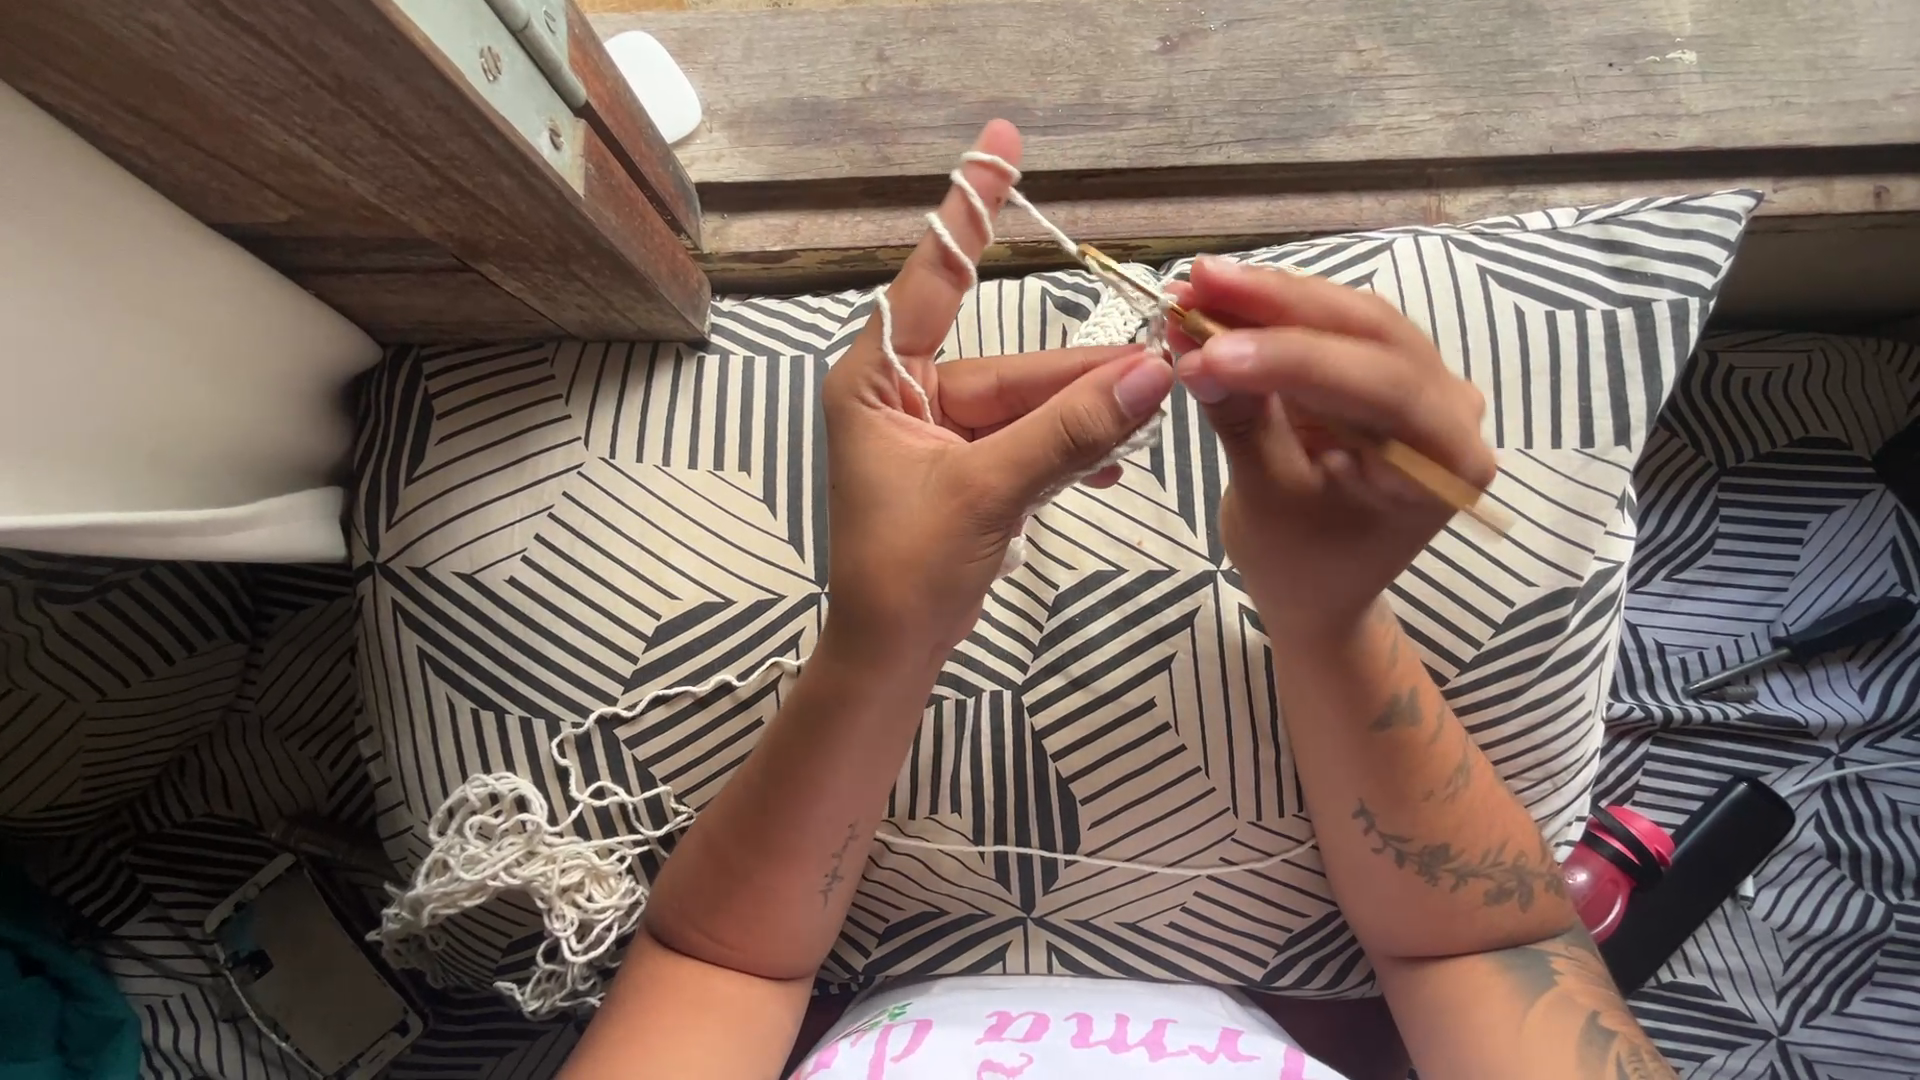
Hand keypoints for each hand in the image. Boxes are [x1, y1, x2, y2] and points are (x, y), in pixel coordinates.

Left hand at [822, 120, 1172, 666]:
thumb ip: (1065, 433)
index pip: (934, 279)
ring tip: (1149, 413)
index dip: (970, 212)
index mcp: (879, 381)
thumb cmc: (907, 572)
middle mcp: (907, 396)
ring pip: (1029, 408)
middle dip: (1081, 377)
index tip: (1001, 145)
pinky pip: (1029, 444)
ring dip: (1085, 416)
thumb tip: (1148, 374)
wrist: (893, 652)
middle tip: (1159, 366)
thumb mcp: (987, 493)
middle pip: (1010, 368)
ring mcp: (940, 435)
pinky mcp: (969, 471)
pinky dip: (1069, 451)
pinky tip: (1113, 462)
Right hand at [1170, 256, 1492, 635]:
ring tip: (1200, 285)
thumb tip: (1193, 353)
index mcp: (1445, 459)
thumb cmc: (1298, 566)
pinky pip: (1330, 334)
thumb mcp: (1265, 499)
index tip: (1210, 350)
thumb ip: (1241, 419)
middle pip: (1368, 332)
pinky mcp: (1378, 380)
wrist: (1318, 595)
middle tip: (1200, 280)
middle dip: (1278, 304)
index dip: (1289, 359)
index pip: (1376, 385)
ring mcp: (1418, 387)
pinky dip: (1273, 320)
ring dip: (1270, 301)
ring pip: (1348, 320)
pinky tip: (1224, 304)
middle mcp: (1449, 409)